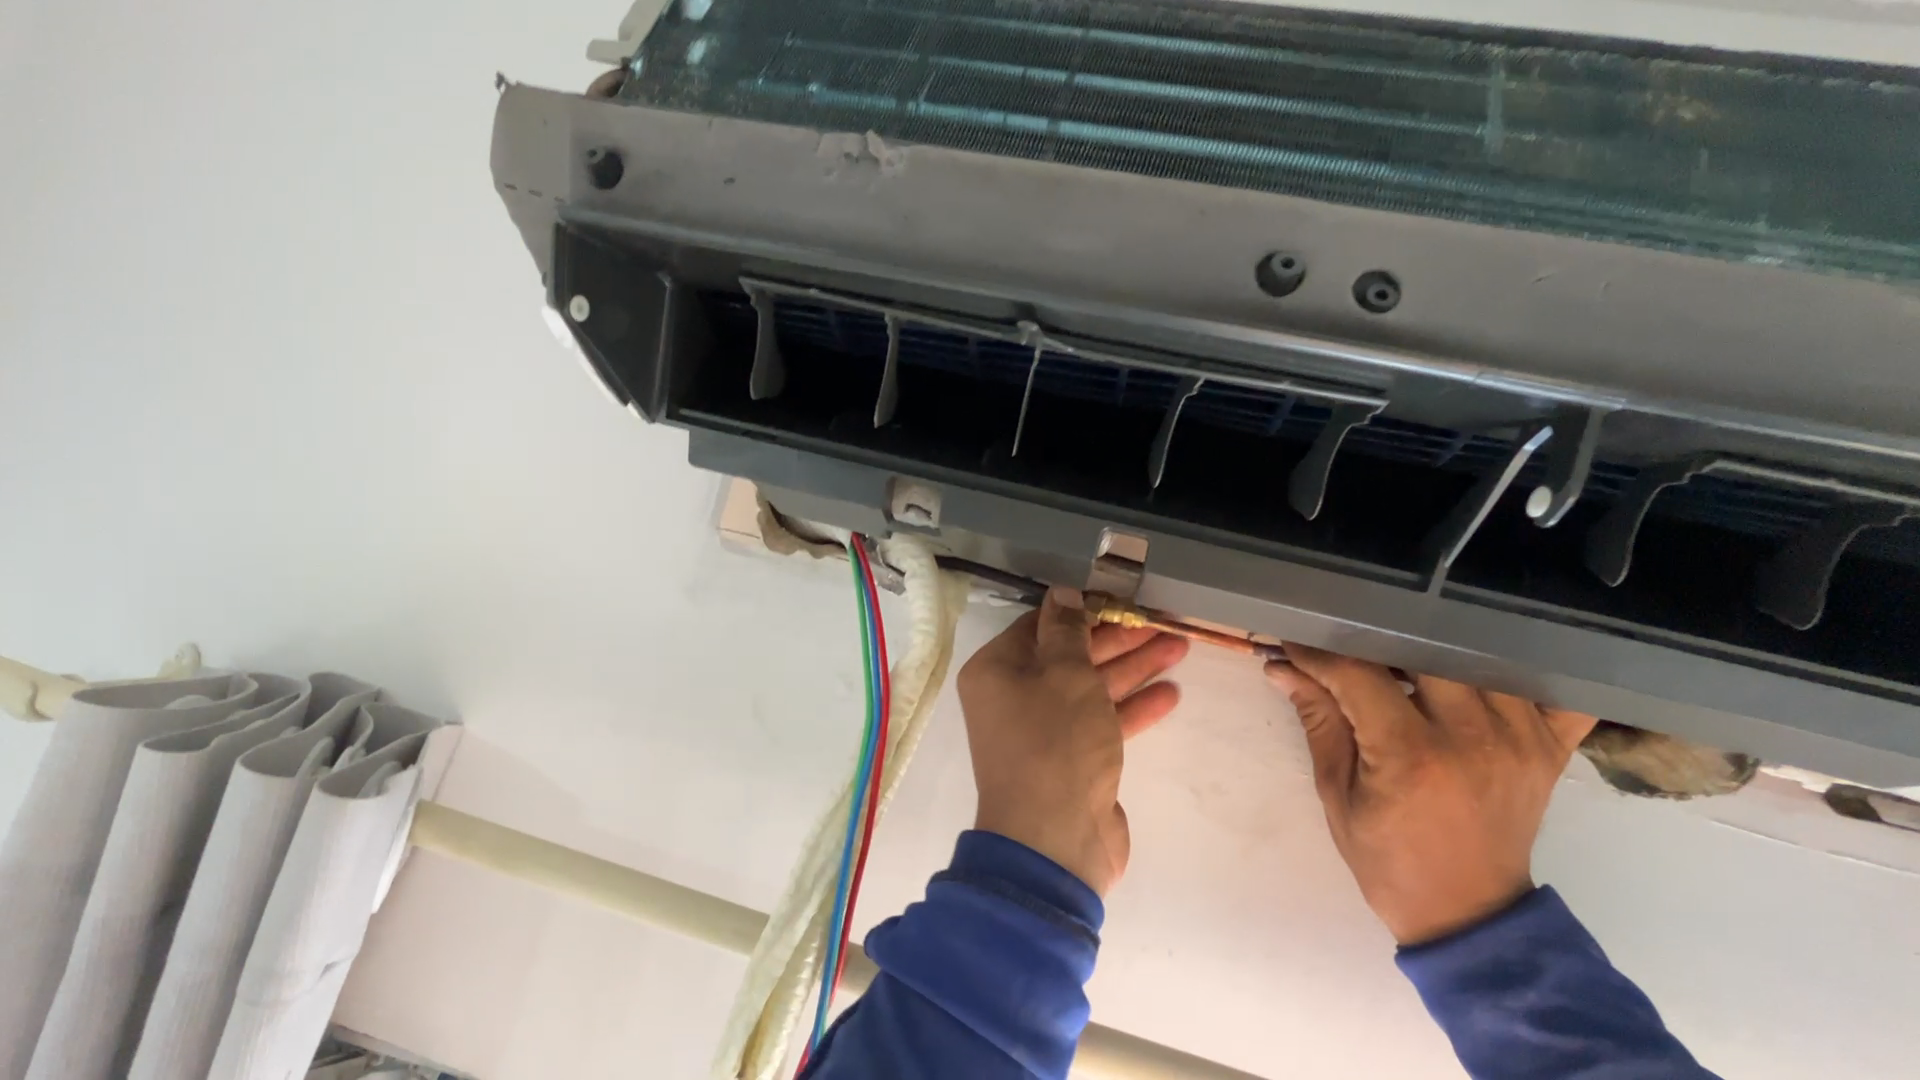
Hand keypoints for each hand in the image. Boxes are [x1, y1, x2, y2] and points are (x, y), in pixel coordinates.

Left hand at [956, 586, 1188, 896]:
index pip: (1040, 626)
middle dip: (1118, 641)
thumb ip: (1068, 630)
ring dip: (1133, 669)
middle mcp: (1014, 697)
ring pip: (1091, 688)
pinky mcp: (1072, 761)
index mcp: (997, 671)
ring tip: (1179, 647)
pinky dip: (1133, 708)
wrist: (1056, 842)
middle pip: (1070, 656)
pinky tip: (1171, 694)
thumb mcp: (1066, 674)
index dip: (1082, 610)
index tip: (1121, 600)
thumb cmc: (1056, 743)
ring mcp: (1044, 731)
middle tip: (1164, 624)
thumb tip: (1062, 594)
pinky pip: (1102, 722)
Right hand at [1266, 646, 1596, 945]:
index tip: (1297, 643)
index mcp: (1411, 755)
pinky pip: (1556, 694)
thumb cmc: (1388, 858)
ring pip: (1481, 658)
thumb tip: (1283, 666)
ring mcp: (1522, 741)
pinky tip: (1488, 672)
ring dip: (1439, 652)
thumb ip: (1319, 719)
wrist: (1466, 912)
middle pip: (1424, 650)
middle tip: (1352, 646)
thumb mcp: (1336, 792)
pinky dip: (1529, 675)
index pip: (1359, 674)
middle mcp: (1474, 738)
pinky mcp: (1552, 750)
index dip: (1321, 654)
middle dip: (1378, 642)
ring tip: (1408, 658)